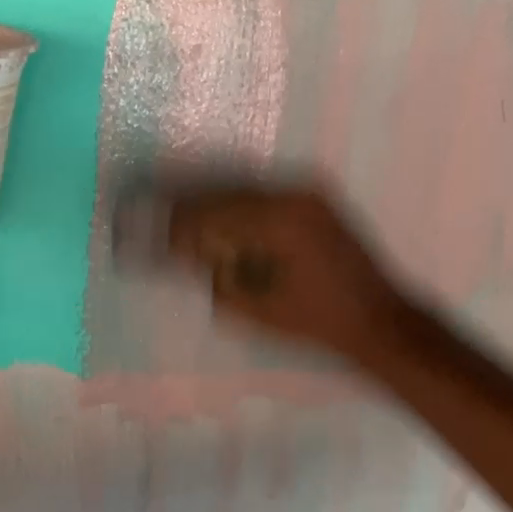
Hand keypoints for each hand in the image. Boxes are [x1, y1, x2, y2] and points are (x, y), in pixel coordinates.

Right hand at [138, 179, 414, 366]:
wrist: (380, 319)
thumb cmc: (315, 324)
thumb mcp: (252, 307)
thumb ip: (211, 273)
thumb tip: (173, 250)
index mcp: (277, 220)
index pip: (205, 215)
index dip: (165, 224)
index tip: (132, 230)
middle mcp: (292, 193)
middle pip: (218, 192)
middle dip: (175, 205)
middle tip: (137, 211)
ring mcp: (306, 190)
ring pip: (237, 187)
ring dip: (199, 199)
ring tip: (162, 208)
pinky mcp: (313, 197)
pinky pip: (259, 192)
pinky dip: (229, 201)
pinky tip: (205, 212)